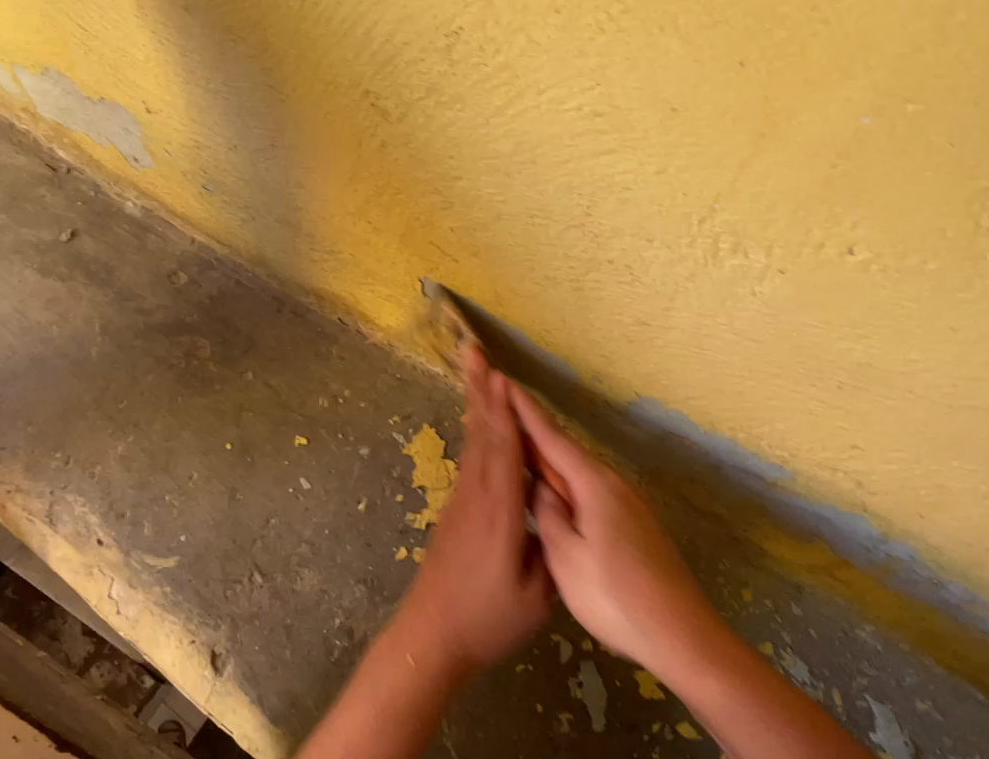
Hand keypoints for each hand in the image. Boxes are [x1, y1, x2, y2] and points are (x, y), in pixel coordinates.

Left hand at [391, 345, 554, 679]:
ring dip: (476, 406)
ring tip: (477, 373)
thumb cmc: (488, 620)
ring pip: (472, 443)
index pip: (504, 449)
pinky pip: (470, 461)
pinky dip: (476, 433)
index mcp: (499, 510)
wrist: (431, 638)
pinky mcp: (456, 513)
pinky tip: (480, 427)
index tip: (502, 373)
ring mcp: (462, 503)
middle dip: (479, 390)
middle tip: (472, 350)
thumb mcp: (538, 594)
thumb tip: (557, 512)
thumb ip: (551, 548)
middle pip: (480, 433)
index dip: (505, 409)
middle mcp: (476, 496)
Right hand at [507, 380, 717, 669]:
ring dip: (546, 459)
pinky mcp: (633, 524)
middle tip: (499, 408)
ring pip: (576, 472)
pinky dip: (564, 483)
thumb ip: (547, 514)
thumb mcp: (566, 557)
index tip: (502, 381)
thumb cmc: (616, 597)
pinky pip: (588, 491)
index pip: (551, 438)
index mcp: (593, 484)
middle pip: (563, 451)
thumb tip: (540, 488)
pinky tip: (549, 491)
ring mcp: (627, 504)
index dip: (524, 410)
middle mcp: (612, 484)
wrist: (682, 636)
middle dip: (531, 430)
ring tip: (514, 447)